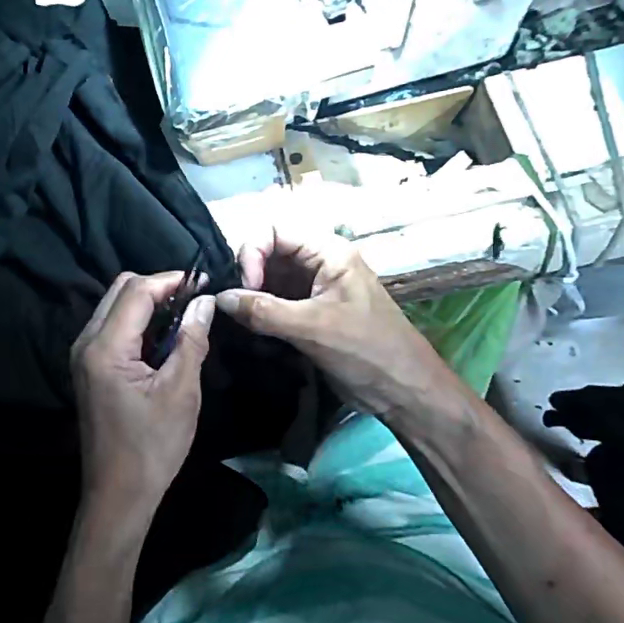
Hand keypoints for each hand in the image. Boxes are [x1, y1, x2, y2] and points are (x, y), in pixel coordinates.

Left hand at [69, 271, 214, 515]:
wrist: (118, 494)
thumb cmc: (152, 447)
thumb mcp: (180, 393)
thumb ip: (191, 341)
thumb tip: (205, 302)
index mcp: (105, 347)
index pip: (136, 291)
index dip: (171, 280)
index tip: (204, 283)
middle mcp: (86, 342)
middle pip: (120, 290)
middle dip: (158, 287)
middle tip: (196, 300)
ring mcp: (83, 355)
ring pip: (114, 306)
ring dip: (148, 304)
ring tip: (185, 316)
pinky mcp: (88, 367)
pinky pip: (112, 327)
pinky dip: (138, 323)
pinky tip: (164, 337)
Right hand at [215, 228, 463, 422]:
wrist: (403, 390)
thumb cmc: (366, 350)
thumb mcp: (313, 328)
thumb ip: (263, 311)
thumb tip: (220, 298)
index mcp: (328, 252)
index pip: (274, 231)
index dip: (253, 253)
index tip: (246, 286)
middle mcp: (318, 263)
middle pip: (267, 254)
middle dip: (247, 277)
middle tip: (237, 307)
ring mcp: (312, 288)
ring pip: (267, 280)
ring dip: (250, 299)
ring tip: (239, 322)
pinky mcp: (307, 313)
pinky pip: (273, 303)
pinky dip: (258, 315)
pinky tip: (250, 332)